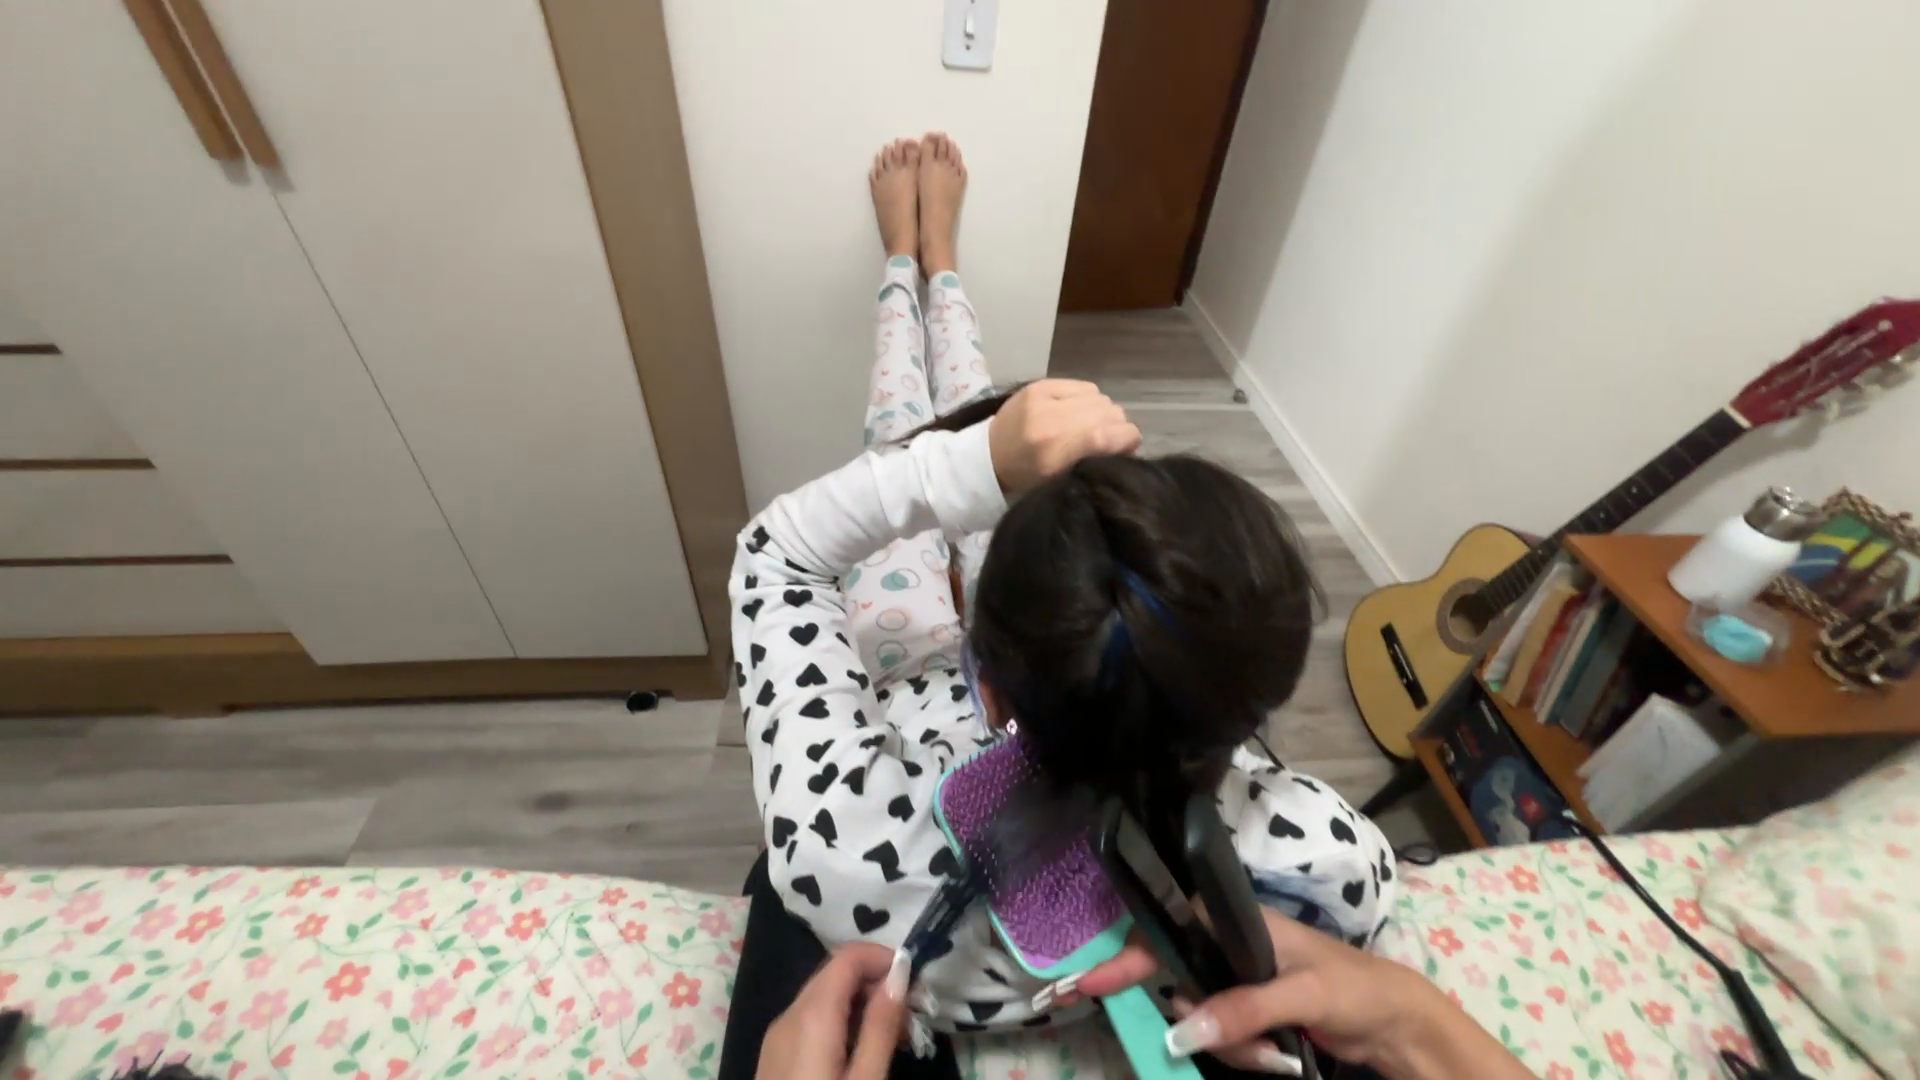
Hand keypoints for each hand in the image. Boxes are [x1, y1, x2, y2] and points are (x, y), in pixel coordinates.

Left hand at [757, 944, 906, 1079]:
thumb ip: (881, 1025)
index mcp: (811, 1014)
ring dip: (861, 1004)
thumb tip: (900, 972)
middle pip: (837, 973)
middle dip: (877, 983)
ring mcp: (777, 1035)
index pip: (849, 955)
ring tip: (892, 1037)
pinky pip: (812, 1020)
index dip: (885, 958)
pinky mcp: (774, 1055)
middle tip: (910, 1015)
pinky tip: (860, 1051)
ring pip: (825, 996)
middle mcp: (789, 1013)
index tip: (916, 984)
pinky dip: (841, 1022)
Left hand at [987, 379, 1140, 494]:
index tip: (1128, 448)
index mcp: (1055, 452)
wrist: (986, 458)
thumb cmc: (1026, 478)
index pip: (1108, 435)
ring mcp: (1043, 398)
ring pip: (1101, 397)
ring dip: (1101, 413)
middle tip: (1105, 440)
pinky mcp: (1040, 385)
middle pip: (1110, 412)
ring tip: (1088, 427)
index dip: (1128, 439)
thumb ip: (1095, 460)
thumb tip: (1127, 441)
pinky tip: (1076, 411)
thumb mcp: (1061, 480)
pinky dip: (1087, 399)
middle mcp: (1050, 420)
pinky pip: (1085, 386)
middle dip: (1115, 427)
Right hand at [1075, 909, 1529, 1079]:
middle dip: (1200, 1022)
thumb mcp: (1302, 992)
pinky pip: (1221, 1038)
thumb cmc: (1353, 986)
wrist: (1398, 1025)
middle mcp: (1225, 947)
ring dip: (1231, 1046)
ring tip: (1277, 1054)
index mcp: (1231, 922)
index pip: (1166, 930)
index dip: (1127, 956)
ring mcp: (1235, 983)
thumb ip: (1244, 1007)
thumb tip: (1182, 1029)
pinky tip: (1278, 1058)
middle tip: (1244, 1046)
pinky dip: (1243, 1055)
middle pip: (1178, 983)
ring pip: (1199, 1019)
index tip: (1089, 984)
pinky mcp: (1248, 1014)